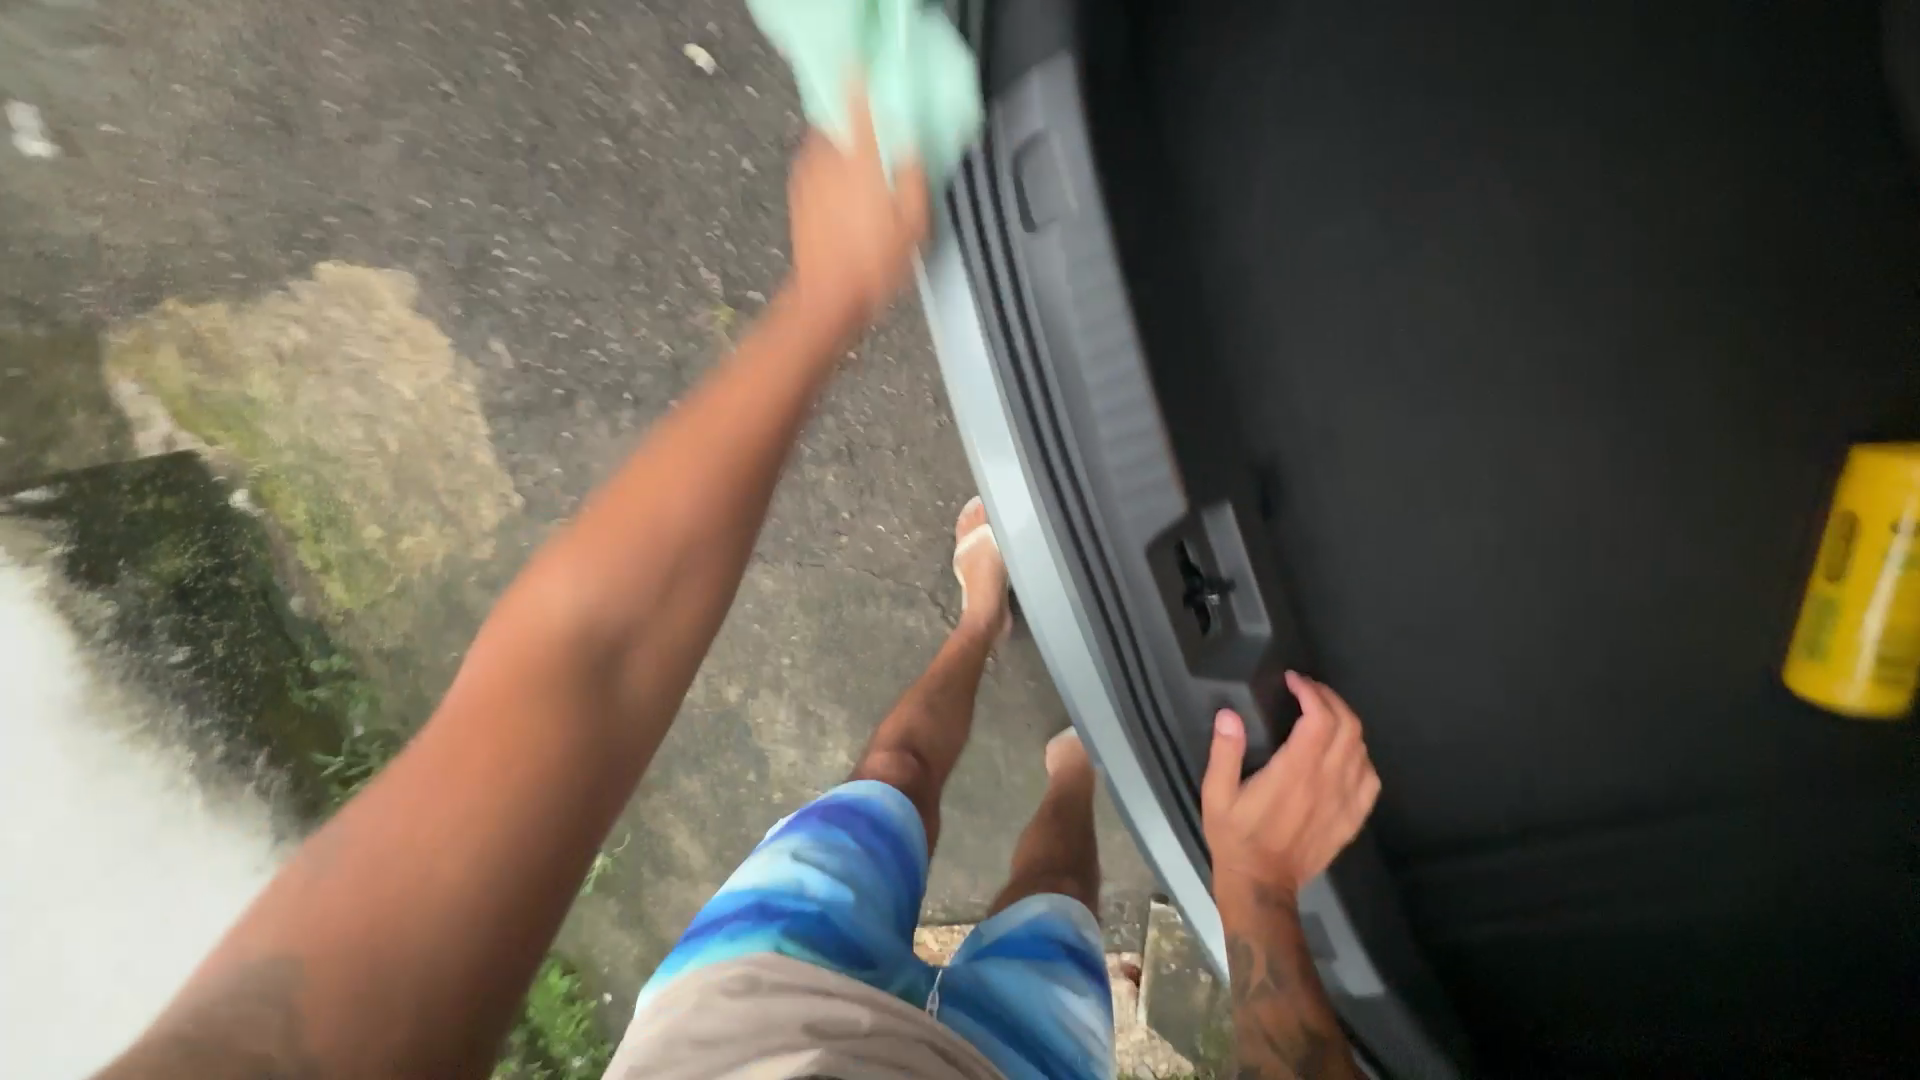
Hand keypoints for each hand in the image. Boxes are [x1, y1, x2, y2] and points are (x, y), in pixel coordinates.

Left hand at [786, 87, 930, 327]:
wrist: (827, 299)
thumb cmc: (871, 268)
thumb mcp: (913, 225)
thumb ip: (915, 176)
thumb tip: (914, 147)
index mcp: (860, 157)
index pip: (859, 97)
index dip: (869, 83)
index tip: (880, 82)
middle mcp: (828, 157)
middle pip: (845, 122)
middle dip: (863, 131)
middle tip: (884, 149)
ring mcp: (808, 175)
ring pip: (830, 146)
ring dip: (847, 154)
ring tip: (868, 184)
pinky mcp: (798, 195)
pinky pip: (818, 170)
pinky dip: (833, 175)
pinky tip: (849, 203)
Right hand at [1203, 671, 1380, 900]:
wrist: (1262, 883)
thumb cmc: (1236, 836)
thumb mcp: (1216, 793)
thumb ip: (1224, 752)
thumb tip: (1229, 715)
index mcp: (1294, 773)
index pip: (1319, 719)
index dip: (1310, 692)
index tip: (1292, 681)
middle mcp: (1326, 782)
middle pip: (1348, 727)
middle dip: (1330, 699)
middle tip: (1307, 689)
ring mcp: (1344, 802)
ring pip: (1361, 749)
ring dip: (1345, 722)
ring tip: (1323, 713)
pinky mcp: (1351, 818)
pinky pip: (1370, 778)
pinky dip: (1361, 755)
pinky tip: (1344, 752)